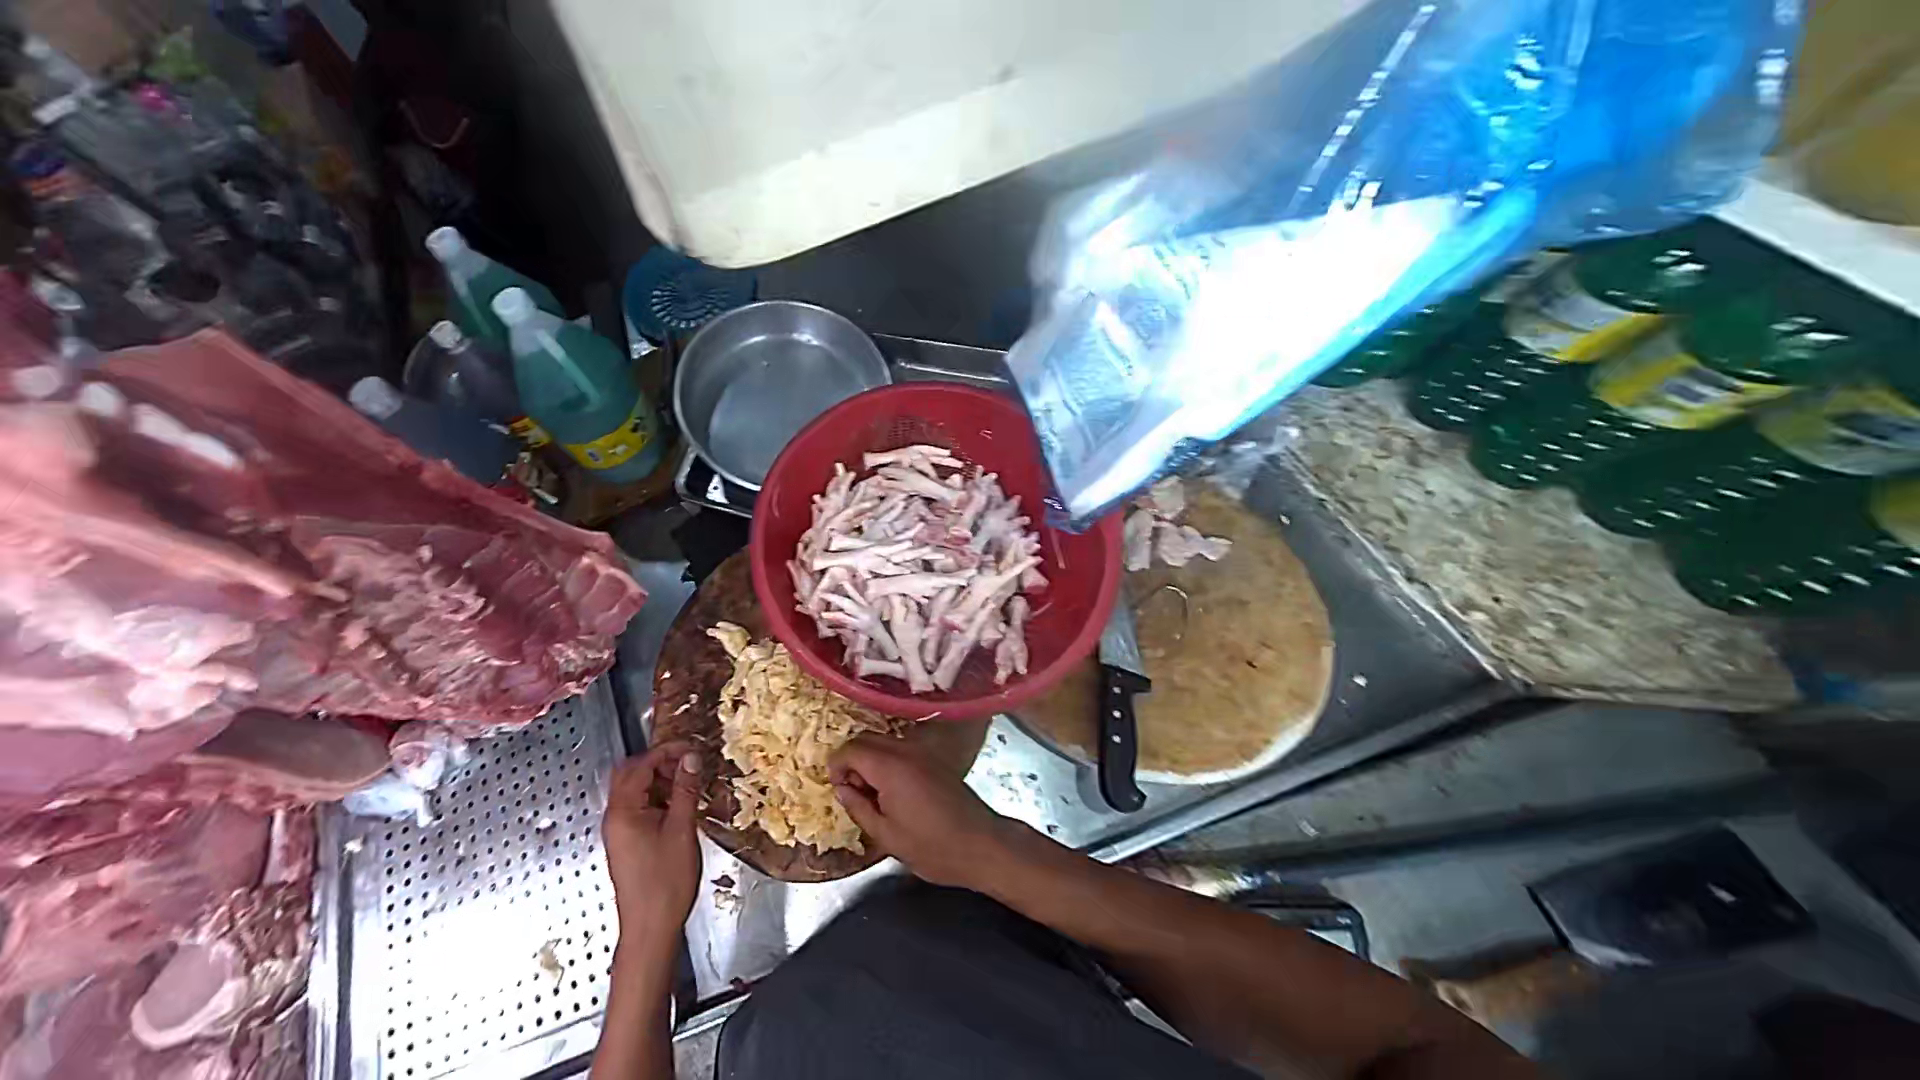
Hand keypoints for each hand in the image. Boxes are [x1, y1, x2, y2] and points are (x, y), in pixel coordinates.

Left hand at [602, 741, 702, 949]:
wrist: (650, 928)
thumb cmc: (666, 881)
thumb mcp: (682, 830)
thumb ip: (685, 790)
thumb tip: (691, 757)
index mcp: (623, 811)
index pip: (641, 766)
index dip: (666, 751)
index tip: (692, 748)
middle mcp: (615, 817)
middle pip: (631, 774)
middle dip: (660, 762)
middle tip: (690, 764)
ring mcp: (619, 830)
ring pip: (636, 790)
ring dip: (661, 780)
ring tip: (690, 783)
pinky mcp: (628, 841)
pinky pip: (640, 807)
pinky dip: (659, 798)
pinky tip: (681, 804)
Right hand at [830, 733, 1018, 888]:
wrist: (980, 844)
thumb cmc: (932, 846)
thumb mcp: (886, 835)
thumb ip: (858, 808)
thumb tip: (842, 790)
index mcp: (891, 766)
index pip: (850, 749)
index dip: (836, 766)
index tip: (838, 790)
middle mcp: (907, 749)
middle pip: (866, 739)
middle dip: (852, 761)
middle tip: (854, 794)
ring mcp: (923, 751)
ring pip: (884, 742)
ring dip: (870, 761)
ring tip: (874, 796)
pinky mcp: (935, 759)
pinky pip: (901, 749)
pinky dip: (888, 762)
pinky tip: (894, 792)